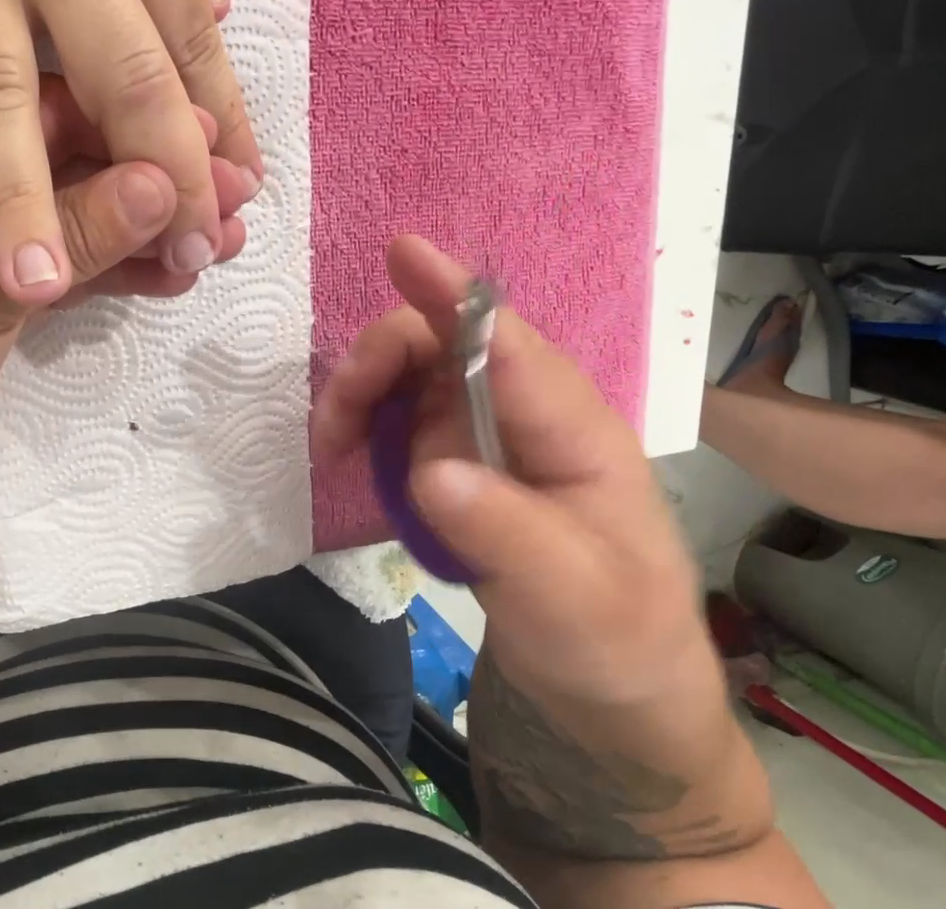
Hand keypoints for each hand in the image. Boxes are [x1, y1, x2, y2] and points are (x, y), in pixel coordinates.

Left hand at [0, 78, 250, 522]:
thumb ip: (75, 229)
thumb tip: (170, 179)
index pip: (53, 104)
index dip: (137, 119)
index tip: (215, 139)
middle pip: (81, 160)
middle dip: (161, 179)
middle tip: (240, 195)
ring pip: (84, 217)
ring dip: (152, 231)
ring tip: (226, 242)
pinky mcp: (2, 286)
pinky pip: (73, 265)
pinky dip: (121, 273)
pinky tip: (176, 280)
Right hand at [314, 237, 770, 865]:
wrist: (611, 693)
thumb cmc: (613, 640)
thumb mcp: (571, 599)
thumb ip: (509, 534)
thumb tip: (431, 471)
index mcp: (575, 431)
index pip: (508, 343)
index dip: (452, 294)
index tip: (401, 252)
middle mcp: (528, 418)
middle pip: (442, 351)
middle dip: (379, 367)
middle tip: (333, 426)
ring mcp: (492, 441)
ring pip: (411, 382)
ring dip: (362, 399)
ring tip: (332, 449)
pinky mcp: (464, 468)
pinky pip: (403, 423)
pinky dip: (367, 428)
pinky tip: (350, 459)